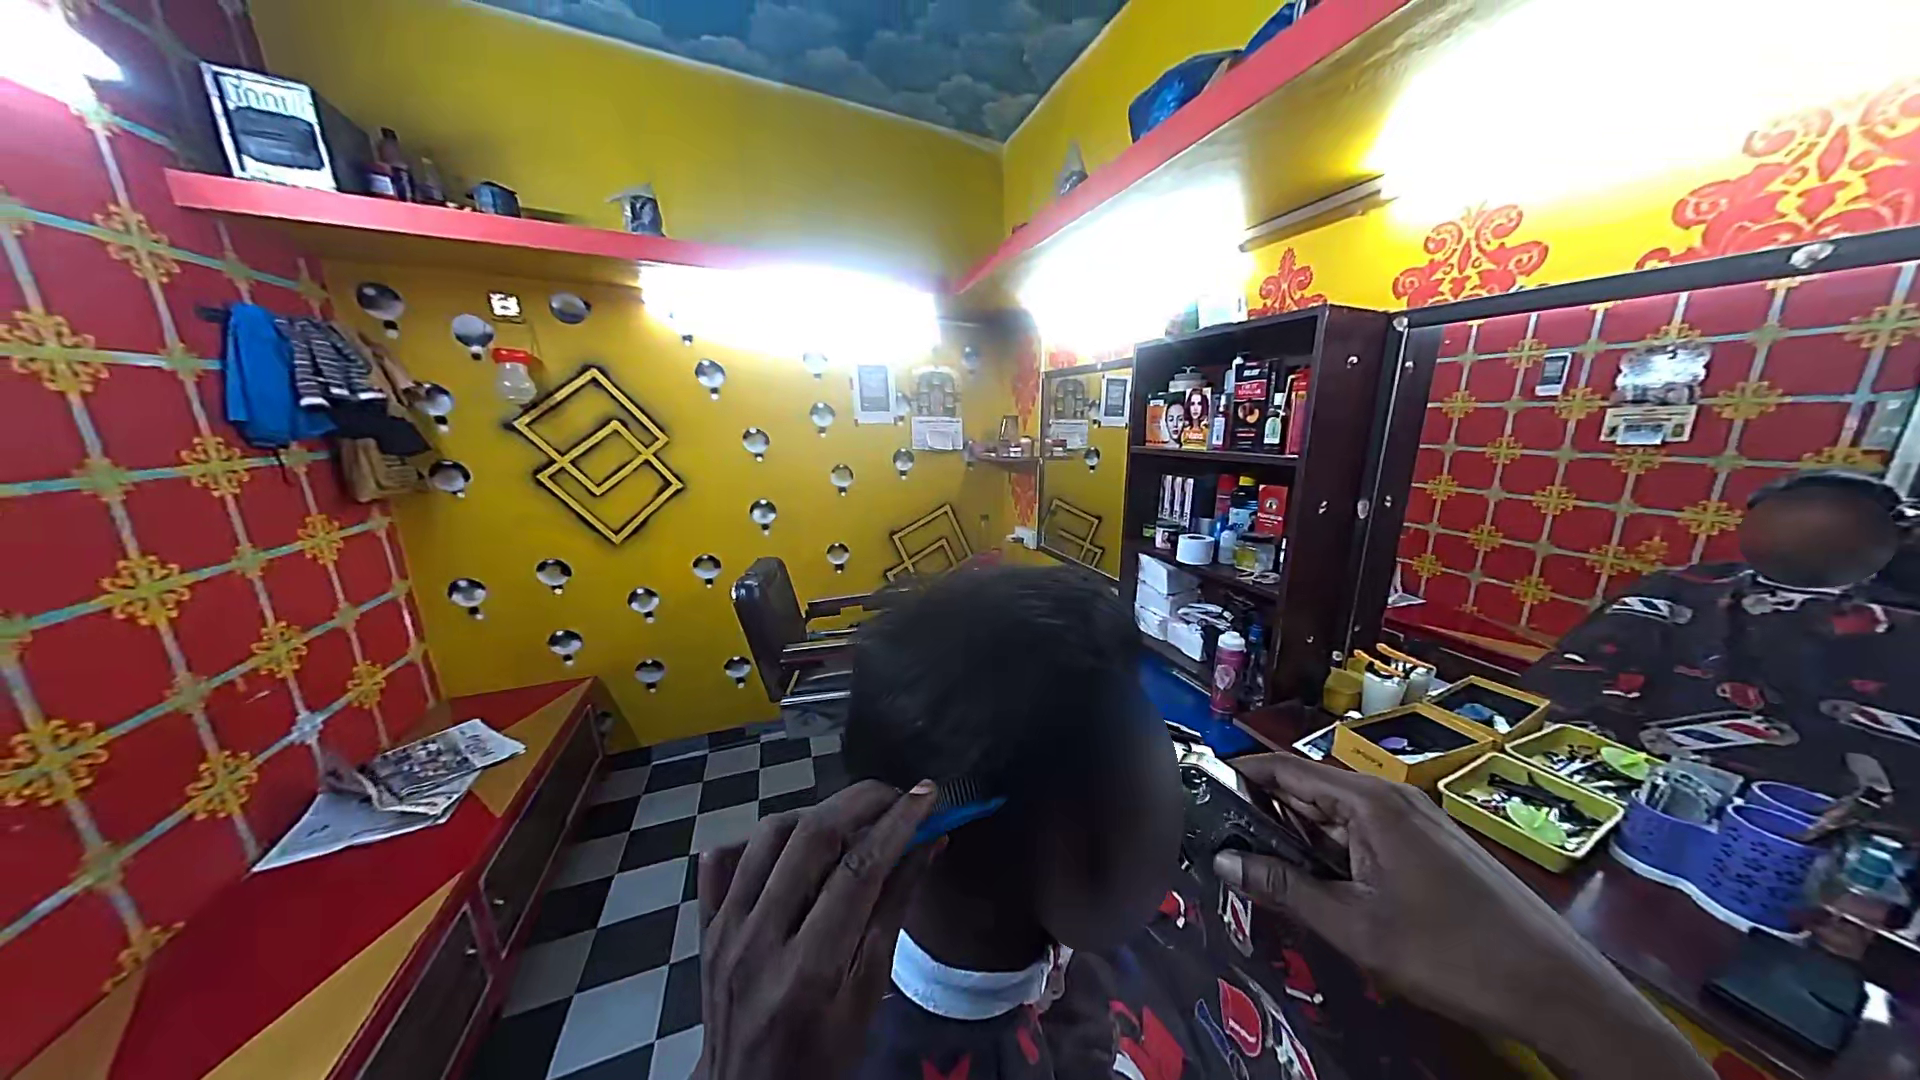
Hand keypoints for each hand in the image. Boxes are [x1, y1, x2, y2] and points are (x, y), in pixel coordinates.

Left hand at [695, 779, 939, 1079]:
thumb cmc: (821, 1055)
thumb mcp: (869, 993)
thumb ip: (894, 909)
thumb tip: (929, 842)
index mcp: (809, 969)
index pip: (859, 869)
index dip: (898, 822)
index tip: (927, 794)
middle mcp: (759, 938)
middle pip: (812, 837)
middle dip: (862, 801)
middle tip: (895, 795)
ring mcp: (725, 927)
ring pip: (770, 833)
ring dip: (819, 813)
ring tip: (852, 820)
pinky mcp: (706, 922)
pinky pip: (728, 856)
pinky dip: (765, 836)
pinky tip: (794, 842)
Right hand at [1214, 754, 1711, 1079]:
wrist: (1564, 995)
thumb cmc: (1451, 953)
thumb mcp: (1355, 926)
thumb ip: (1284, 889)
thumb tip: (1222, 862)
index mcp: (1369, 801)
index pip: (1284, 769)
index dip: (1240, 773)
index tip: (1201, 786)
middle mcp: (1388, 797)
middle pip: (1308, 789)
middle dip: (1263, 809)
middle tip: (1220, 833)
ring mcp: (1412, 820)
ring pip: (1334, 815)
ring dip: (1296, 834)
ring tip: (1255, 857)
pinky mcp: (1428, 845)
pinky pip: (1361, 834)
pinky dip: (1329, 849)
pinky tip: (1312, 876)